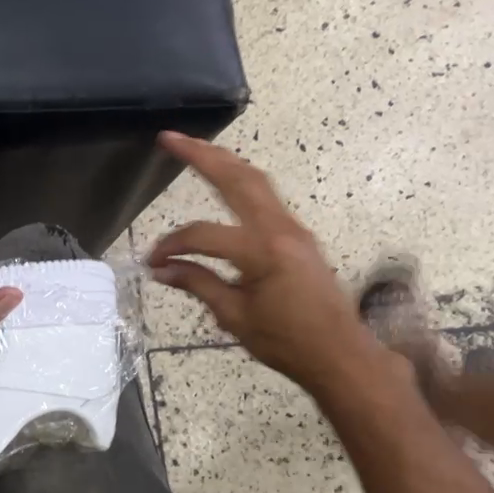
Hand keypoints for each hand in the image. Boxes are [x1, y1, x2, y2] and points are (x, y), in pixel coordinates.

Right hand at [148, 132, 388, 394]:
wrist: (340, 354)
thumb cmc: (287, 342)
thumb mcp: (234, 317)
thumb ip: (198, 285)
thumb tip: (162, 270)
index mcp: (263, 252)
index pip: (203, 235)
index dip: (172, 246)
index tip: (153, 263)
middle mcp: (281, 230)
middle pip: (239, 178)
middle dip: (203, 154)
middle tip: (170, 138)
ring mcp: (294, 230)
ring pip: (257, 181)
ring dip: (225, 161)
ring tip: (195, 147)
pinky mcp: (298, 237)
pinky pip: (267, 197)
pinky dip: (241, 181)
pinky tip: (225, 180)